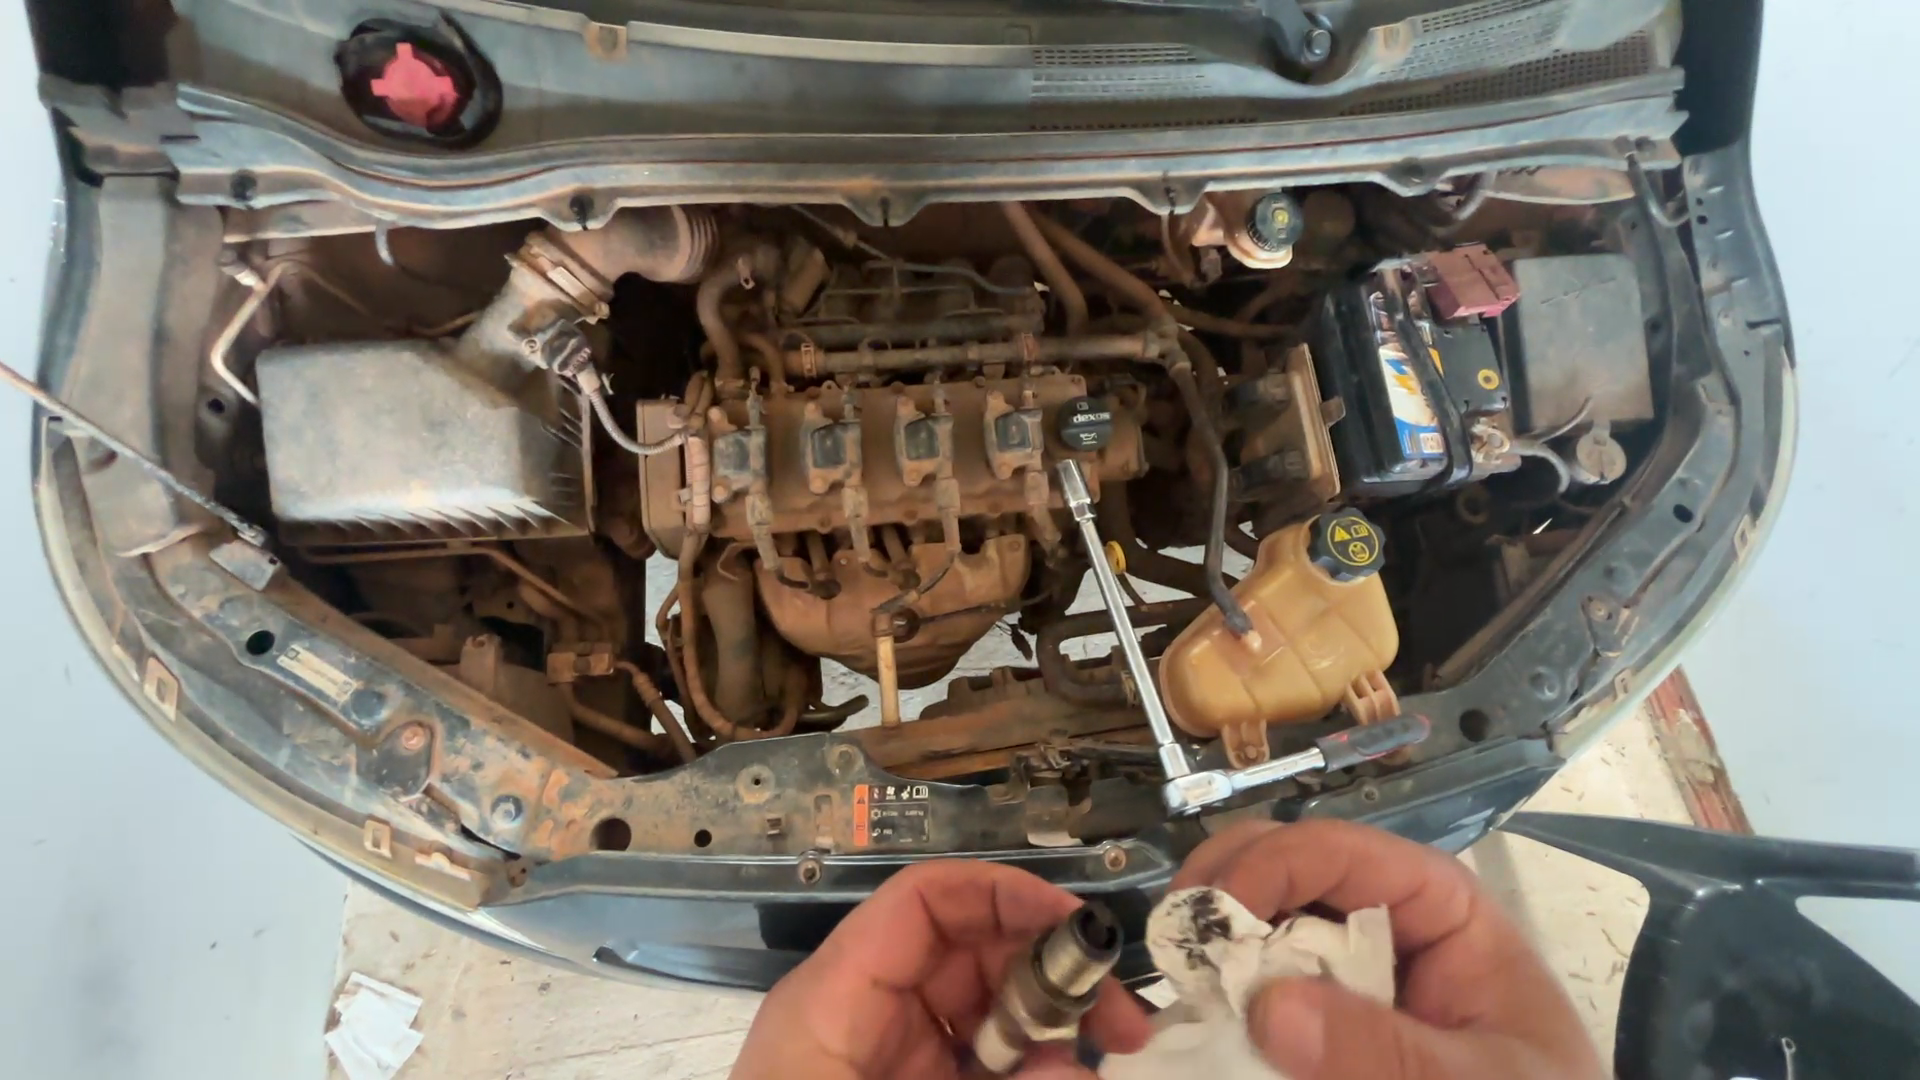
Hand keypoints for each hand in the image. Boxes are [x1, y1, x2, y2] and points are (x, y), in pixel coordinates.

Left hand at [732, 860, 1151, 1078]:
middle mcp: (863, 1010)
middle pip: (964, 947)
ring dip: (1047, 1023)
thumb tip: (1078, 1070)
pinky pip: (977, 1058)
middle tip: (1122, 1019)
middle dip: (1047, 968)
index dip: (1004, 893)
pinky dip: (1025, 1066)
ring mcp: (886, 1056)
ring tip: (1109, 1051)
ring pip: (980, 1004)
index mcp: (836, 996)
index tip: (1080, 927)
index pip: (923, 901)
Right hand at [1172, 820, 1604, 1079]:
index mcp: (1430, 895)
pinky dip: (1221, 964)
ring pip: (1256, 896)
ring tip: (1184, 970)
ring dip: (1211, 924)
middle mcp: (1376, 900)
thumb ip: (1385, 1053)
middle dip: (1220, 886)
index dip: (1262, 870)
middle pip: (1278, 854)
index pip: (1331, 848)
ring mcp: (1341, 938)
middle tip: (1179, 942)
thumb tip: (1265, 1007)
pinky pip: (1257, 952)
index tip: (1212, 927)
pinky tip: (1201, 993)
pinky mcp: (1318, 981)